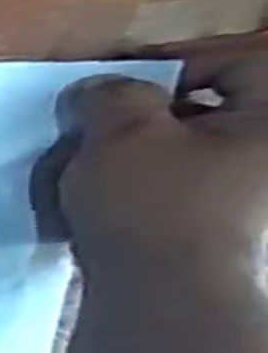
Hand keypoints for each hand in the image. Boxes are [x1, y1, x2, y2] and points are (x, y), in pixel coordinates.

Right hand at [58, 55, 267, 276]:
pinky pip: (200, 185)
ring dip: (153, 151)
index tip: (111, 88)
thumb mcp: (119, 137)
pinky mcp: (245, 224)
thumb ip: (112, 97)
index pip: (240, 63)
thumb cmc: (153, 201)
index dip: (172, 67)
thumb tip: (104, 86)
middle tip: (99, 131)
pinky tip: (123, 200)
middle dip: (158, 114)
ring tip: (100, 169)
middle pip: (224, 107)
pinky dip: (161, 183)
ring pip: (205, 149)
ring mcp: (263, 192)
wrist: (169, 288)